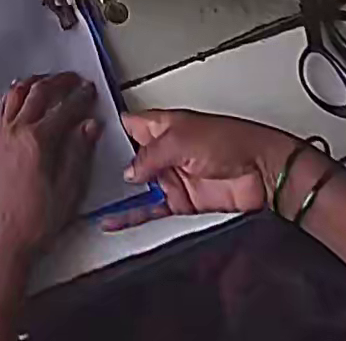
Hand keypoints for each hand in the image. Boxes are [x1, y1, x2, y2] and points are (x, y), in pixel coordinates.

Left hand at [0, 72, 102, 262]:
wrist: (5, 240)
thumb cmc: (36, 220)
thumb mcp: (69, 190)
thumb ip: (79, 153)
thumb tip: (90, 125)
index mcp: (38, 141)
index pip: (64, 109)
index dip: (80, 97)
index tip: (90, 90)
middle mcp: (18, 131)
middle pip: (39, 92)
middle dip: (59, 81)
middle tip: (74, 79)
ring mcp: (3, 134)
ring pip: (17, 93)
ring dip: (35, 82)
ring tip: (49, 79)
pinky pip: (3, 106)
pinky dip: (14, 94)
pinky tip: (21, 93)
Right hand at [102, 109, 298, 230]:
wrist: (262, 172)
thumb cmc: (229, 140)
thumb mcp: (181, 139)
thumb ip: (150, 155)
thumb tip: (127, 172)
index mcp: (160, 124)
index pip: (127, 125)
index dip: (108, 130)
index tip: (84, 137)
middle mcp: (163, 149)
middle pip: (128, 159)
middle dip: (109, 168)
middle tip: (83, 176)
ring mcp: (172, 176)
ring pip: (138, 187)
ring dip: (120, 196)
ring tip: (95, 205)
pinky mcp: (182, 202)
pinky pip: (153, 210)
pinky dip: (136, 216)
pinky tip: (118, 221)